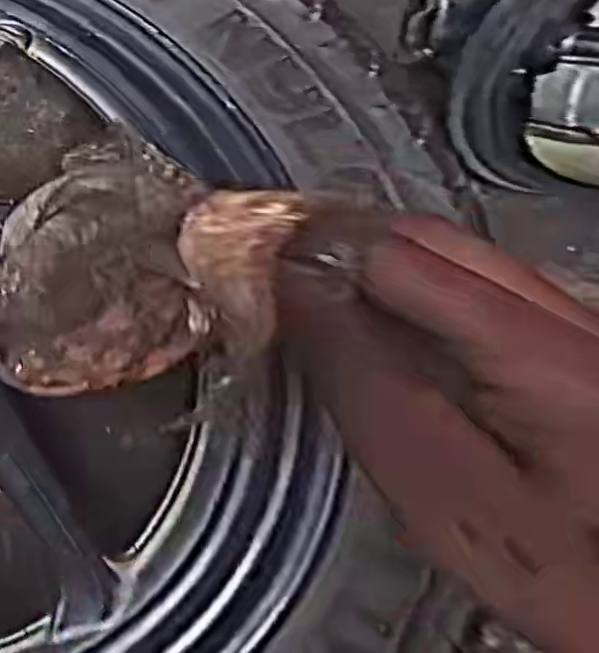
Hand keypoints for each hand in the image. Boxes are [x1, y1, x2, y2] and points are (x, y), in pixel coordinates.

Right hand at [275, 214, 598, 652]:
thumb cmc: (544, 564)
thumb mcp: (430, 473)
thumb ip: (356, 367)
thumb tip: (284, 284)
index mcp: (548, 354)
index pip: (388, 254)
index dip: (301, 247)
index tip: (236, 258)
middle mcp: (581, 324)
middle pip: (425, 236)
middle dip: (328, 239)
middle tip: (256, 264)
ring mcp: (588, 332)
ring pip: (451, 250)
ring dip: (364, 255)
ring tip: (297, 281)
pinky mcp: (581, 349)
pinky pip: (474, 280)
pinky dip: (403, 279)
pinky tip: (364, 307)